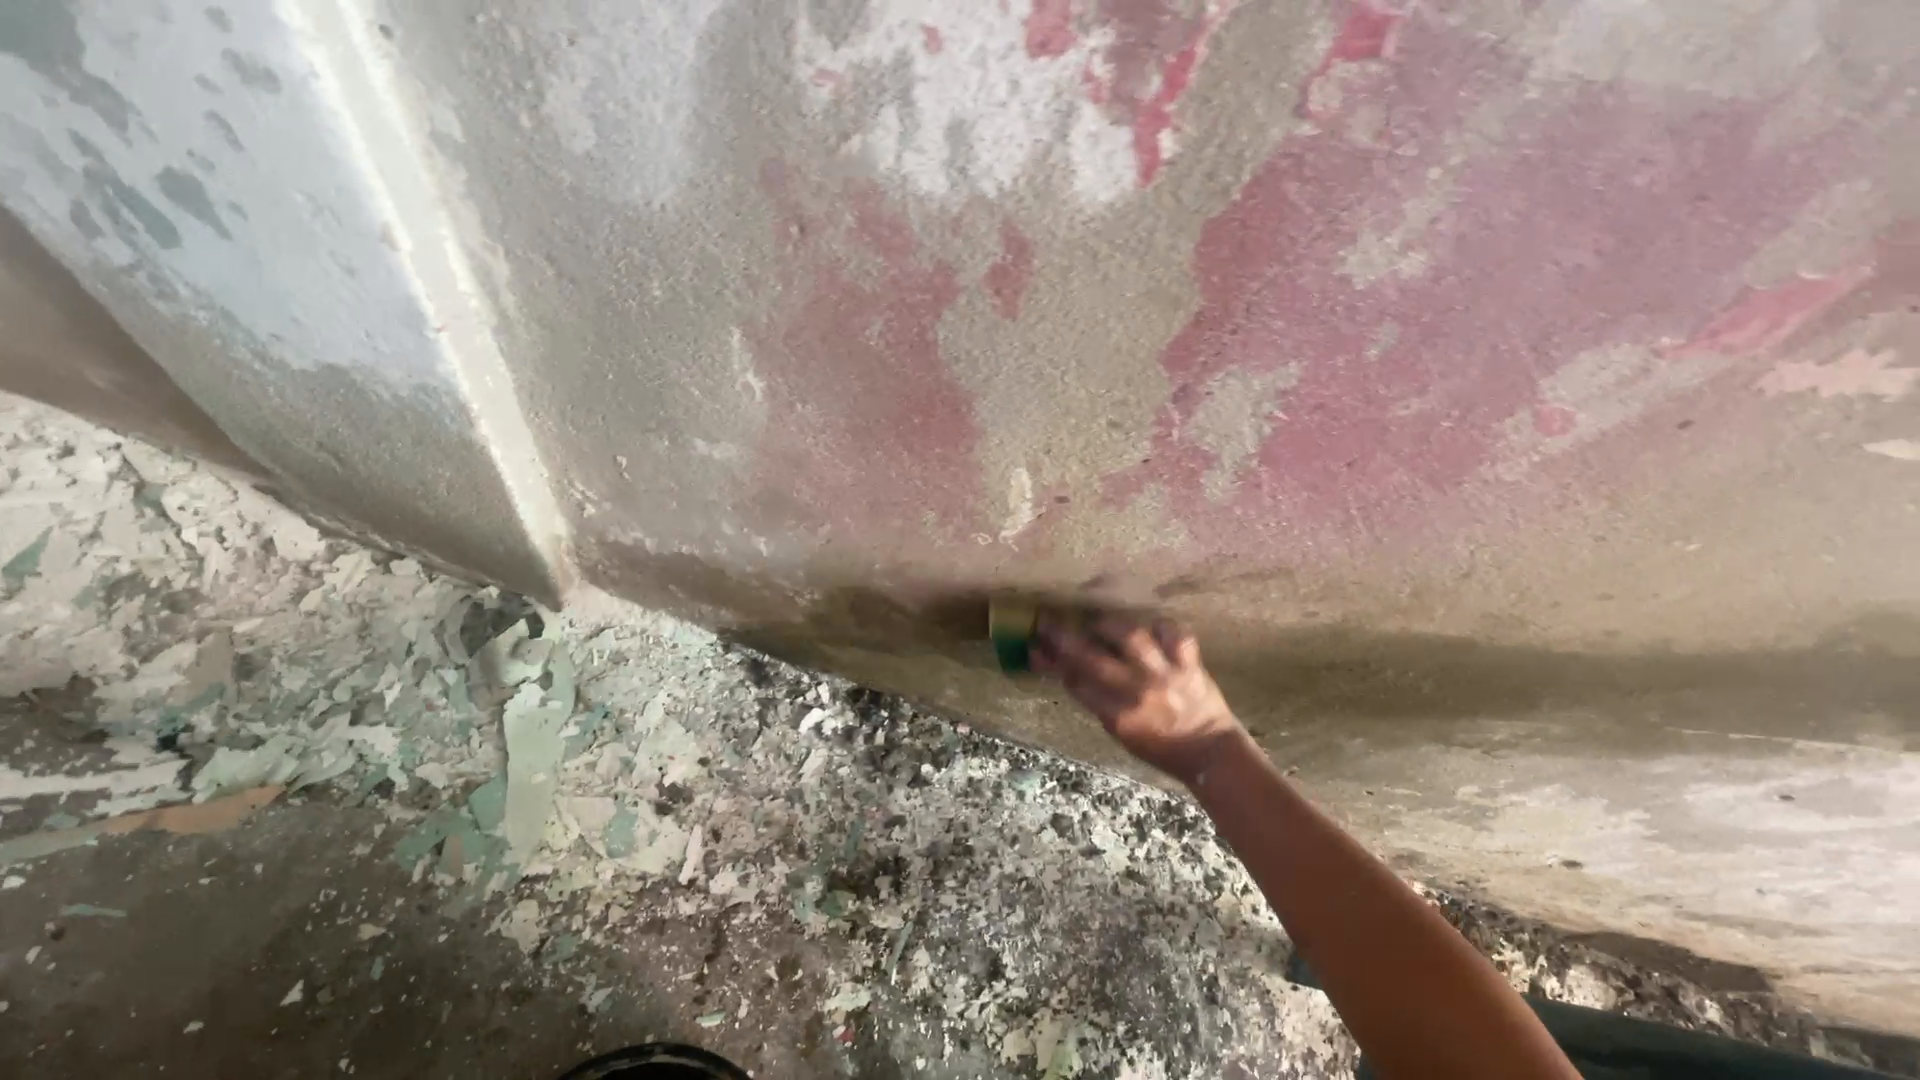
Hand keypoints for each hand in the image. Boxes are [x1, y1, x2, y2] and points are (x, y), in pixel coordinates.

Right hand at [1031, 611, 1246, 785]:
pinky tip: (1150, 628)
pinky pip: (1174, 634)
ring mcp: (1166, 675)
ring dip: (1110, 625)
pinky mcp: (1190, 664)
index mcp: (1118, 717)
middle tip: (1048, 622)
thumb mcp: (1121, 733)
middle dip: (1064, 638)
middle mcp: (1138, 693)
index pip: (1075, 683)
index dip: (1053, 663)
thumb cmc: (1161, 747)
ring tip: (1099, 622)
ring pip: (1132, 637)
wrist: (1210, 753)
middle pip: (1092, 659)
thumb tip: (1066, 672)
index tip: (1039, 648)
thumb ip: (1096, 702)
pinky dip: (1161, 627)